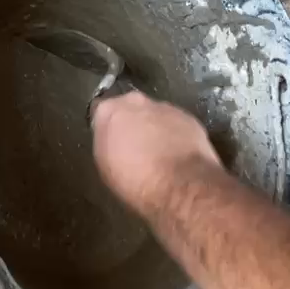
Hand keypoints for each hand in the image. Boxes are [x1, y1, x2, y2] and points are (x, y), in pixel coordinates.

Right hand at [91, 91, 222, 217]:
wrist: (180, 186)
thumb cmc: (135, 181)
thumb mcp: (105, 166)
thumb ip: (105, 143)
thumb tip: (113, 139)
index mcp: (108, 111)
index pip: (101, 112)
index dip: (107, 128)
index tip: (112, 142)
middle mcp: (134, 102)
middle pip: (129, 108)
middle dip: (132, 123)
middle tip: (135, 147)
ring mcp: (163, 107)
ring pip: (155, 115)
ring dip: (155, 129)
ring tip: (161, 155)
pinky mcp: (188, 118)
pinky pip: (176, 125)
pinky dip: (176, 136)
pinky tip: (178, 155)